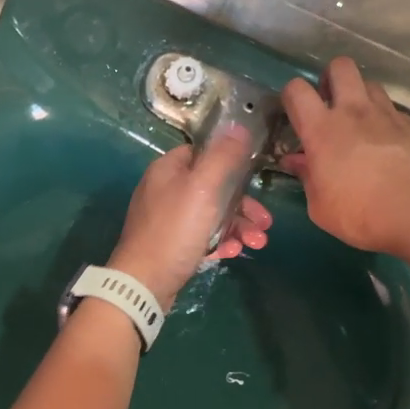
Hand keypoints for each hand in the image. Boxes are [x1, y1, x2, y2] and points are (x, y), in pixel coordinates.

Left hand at [107, 125, 273, 305]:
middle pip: (212, 188)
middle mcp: (164, 190)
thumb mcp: (203, 188)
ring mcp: (166, 219)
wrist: (144, 283)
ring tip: (259, 243)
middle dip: (243, 205)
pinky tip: (234, 252)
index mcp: (168, 170)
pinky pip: (201, 237)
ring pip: (210, 215)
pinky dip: (220, 242)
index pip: (202, 153)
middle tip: (266, 222)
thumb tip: (240, 126)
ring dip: (238, 227)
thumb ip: (223, 157)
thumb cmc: (174, 230)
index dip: (230, 162)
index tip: (254, 177)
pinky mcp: (170, 245)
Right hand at [279, 57, 409, 256]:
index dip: (291, 96)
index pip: (297, 90)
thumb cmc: (362, 215)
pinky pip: (392, 110)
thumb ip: (307, 177)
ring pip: (369, 84)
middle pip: (340, 67)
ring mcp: (388, 115)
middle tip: (329, 105)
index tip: (295, 114)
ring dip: (359, 97)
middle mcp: (354, 112)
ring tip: (359, 124)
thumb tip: (296, 161)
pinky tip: (386, 145)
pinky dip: (383, 120)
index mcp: (323, 130)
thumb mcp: (321, 207)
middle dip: (330, 79)